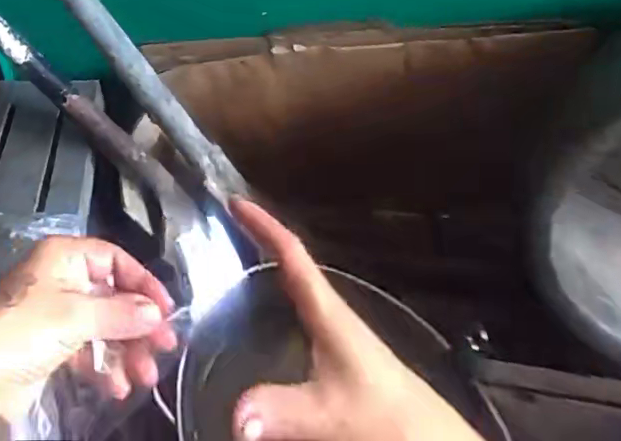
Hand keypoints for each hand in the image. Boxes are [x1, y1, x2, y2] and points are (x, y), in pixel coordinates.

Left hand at [0, 236, 177, 440]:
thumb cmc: (24, 330)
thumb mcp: (75, 317)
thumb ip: (119, 313)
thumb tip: (156, 313)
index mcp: (63, 256)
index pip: (113, 258)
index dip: (141, 281)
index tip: (166, 310)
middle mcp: (60, 277)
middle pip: (111, 294)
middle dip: (137, 323)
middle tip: (164, 348)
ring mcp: (55, 311)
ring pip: (102, 324)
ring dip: (125, 349)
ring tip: (144, 377)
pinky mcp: (49, 343)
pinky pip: (87, 348)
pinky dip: (103, 365)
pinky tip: (116, 386)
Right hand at [230, 198, 482, 440]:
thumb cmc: (395, 424)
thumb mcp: (334, 418)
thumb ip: (284, 412)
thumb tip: (235, 417)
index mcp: (329, 312)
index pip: (292, 253)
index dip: (263, 225)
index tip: (235, 201)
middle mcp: (333, 317)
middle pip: (292, 266)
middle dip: (260, 242)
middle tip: (225, 227)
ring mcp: (341, 339)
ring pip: (298, 292)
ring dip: (269, 272)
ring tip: (235, 265)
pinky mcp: (345, 364)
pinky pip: (301, 319)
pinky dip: (279, 307)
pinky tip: (265, 324)